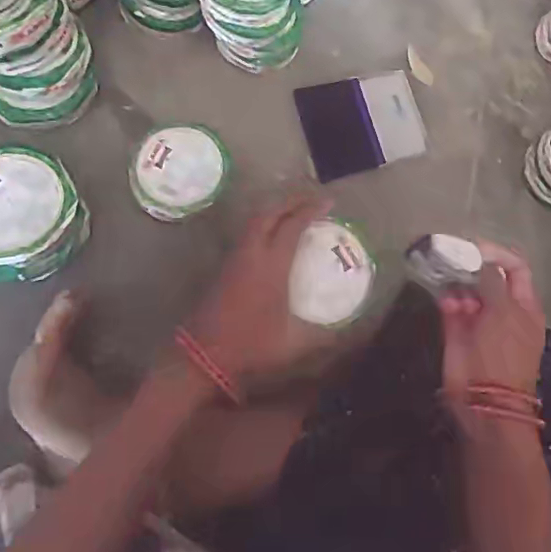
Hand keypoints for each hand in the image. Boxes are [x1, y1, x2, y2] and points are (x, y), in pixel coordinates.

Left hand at [180, 193, 334, 389]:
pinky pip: (247, 233)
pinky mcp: (226, 266)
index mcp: (272, 266)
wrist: (203, 355)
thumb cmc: (250, 346)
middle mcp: (252, 254)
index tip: (329, 202)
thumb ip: (322, 335)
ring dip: (276, 209)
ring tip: (295, 208)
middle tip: (312, 196)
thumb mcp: (293, 343)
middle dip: (292, 199)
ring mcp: (235, 258)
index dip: (311, 210)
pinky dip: (264, 223)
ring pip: (255, 220)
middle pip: (270, 213)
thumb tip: (347, 330)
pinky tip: (274, 232)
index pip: (293, 226)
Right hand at [436, 239, 546, 422]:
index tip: (475, 248)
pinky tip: (443, 298)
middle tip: (452, 257)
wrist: (484, 402)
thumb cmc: (503, 355)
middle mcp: (501, 309)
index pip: (514, 268)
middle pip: (486, 276)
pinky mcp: (457, 331)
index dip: (497, 254)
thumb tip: (480, 258)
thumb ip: (492, 281)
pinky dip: (445, 298)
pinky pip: (450, 305)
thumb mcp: (504, 313)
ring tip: (446, 277)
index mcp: (523, 305)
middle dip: (471, 265)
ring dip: (456, 281)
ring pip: (466, 289)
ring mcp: (478, 320)